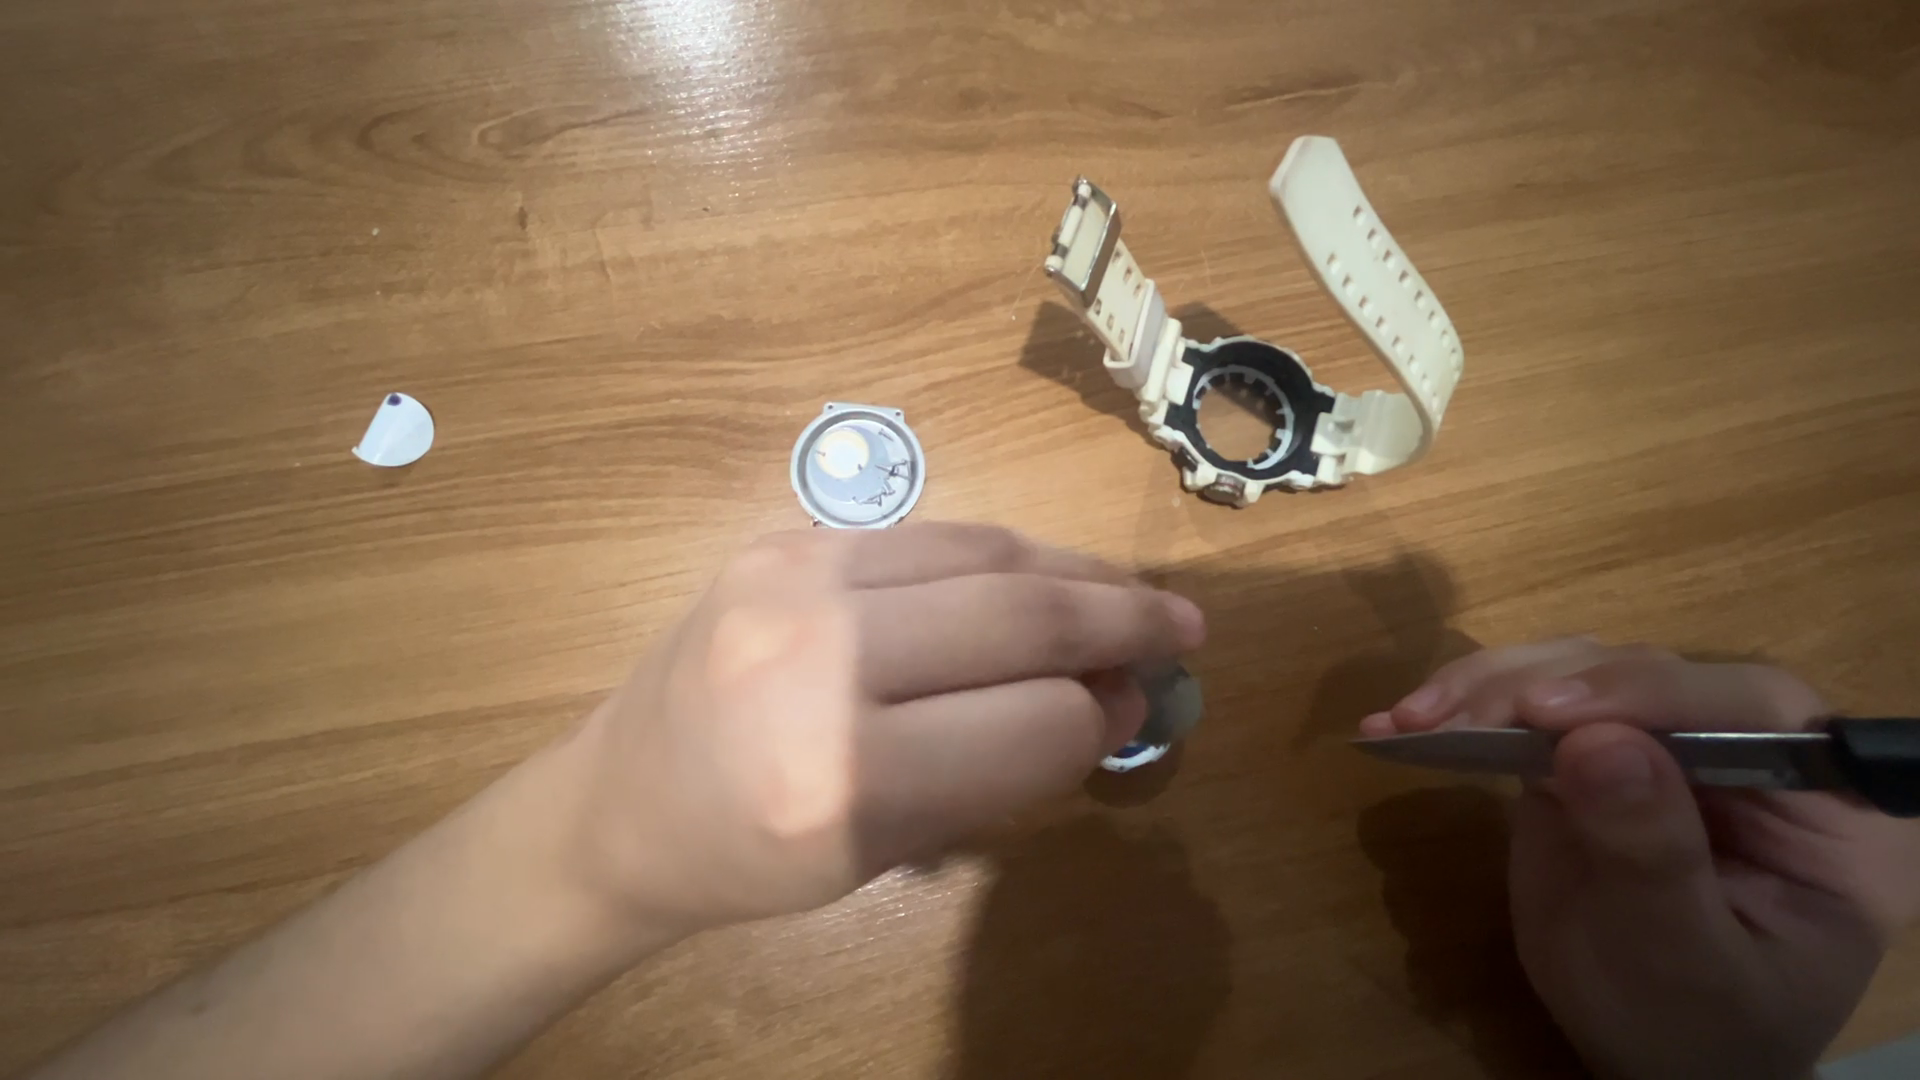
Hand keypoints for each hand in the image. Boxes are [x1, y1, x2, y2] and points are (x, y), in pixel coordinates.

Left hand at [562, 524, 1204, 932]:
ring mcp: (793, 579)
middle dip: (1121, 619)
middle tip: (1182, 629)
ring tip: (1129, 594)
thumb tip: (1112, 695)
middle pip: (1020, 617)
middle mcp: (817, 663)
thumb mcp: (890, 851)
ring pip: (986, 551)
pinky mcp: (783, 537)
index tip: (1134, 707)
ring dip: (1075, 570)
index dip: (1100, 717)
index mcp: (841, 782)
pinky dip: (1004, 552)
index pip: (1033, 726)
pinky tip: (1042, 571)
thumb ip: (1008, 771)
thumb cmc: (755, 858)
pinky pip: (931, 531)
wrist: (623, 800)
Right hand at [1364, 638, 1919, 1079]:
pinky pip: (1517, 707)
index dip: (1646, 691)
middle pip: (1636, 673)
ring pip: (1565, 672)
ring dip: (1477, 689)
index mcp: (1820, 808)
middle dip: (1529, 686)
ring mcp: (1651, 746)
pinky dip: (1455, 711)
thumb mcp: (1678, 954)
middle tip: (1442, 720)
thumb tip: (1597, 743)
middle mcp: (1739, 754)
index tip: (1542, 713)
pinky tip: (1401, 727)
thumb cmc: (1687, 1021)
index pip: (1751, 706)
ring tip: (1406, 721)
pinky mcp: (1575, 752)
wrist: (1641, 1049)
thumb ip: (1651, 850)